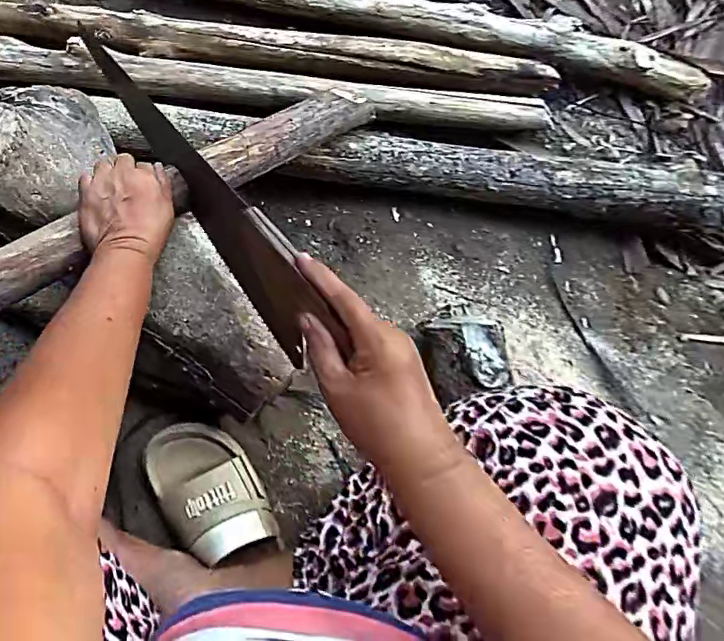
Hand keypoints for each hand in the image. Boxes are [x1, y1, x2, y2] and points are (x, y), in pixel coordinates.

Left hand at [77, 153, 174, 262]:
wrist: (125, 249)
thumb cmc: (148, 233)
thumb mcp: (167, 207)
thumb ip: (162, 182)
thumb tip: (157, 168)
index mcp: (143, 174)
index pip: (142, 164)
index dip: (141, 174)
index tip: (139, 184)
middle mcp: (121, 173)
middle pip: (121, 160)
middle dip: (123, 169)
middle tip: (124, 185)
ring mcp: (101, 181)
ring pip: (102, 164)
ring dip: (106, 172)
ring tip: (109, 187)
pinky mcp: (86, 192)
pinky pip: (85, 177)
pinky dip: (89, 182)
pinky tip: (94, 192)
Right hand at [298, 255, 464, 488]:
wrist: (425, 464)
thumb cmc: (382, 429)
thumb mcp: (336, 387)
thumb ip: (319, 347)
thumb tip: (308, 320)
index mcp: (378, 338)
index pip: (342, 296)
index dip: (319, 276)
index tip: (301, 259)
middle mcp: (394, 336)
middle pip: (351, 310)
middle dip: (325, 308)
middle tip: (297, 305)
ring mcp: (402, 349)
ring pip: (359, 327)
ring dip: (337, 331)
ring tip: (317, 345)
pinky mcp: (403, 362)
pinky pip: (370, 340)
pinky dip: (351, 343)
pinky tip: (338, 359)